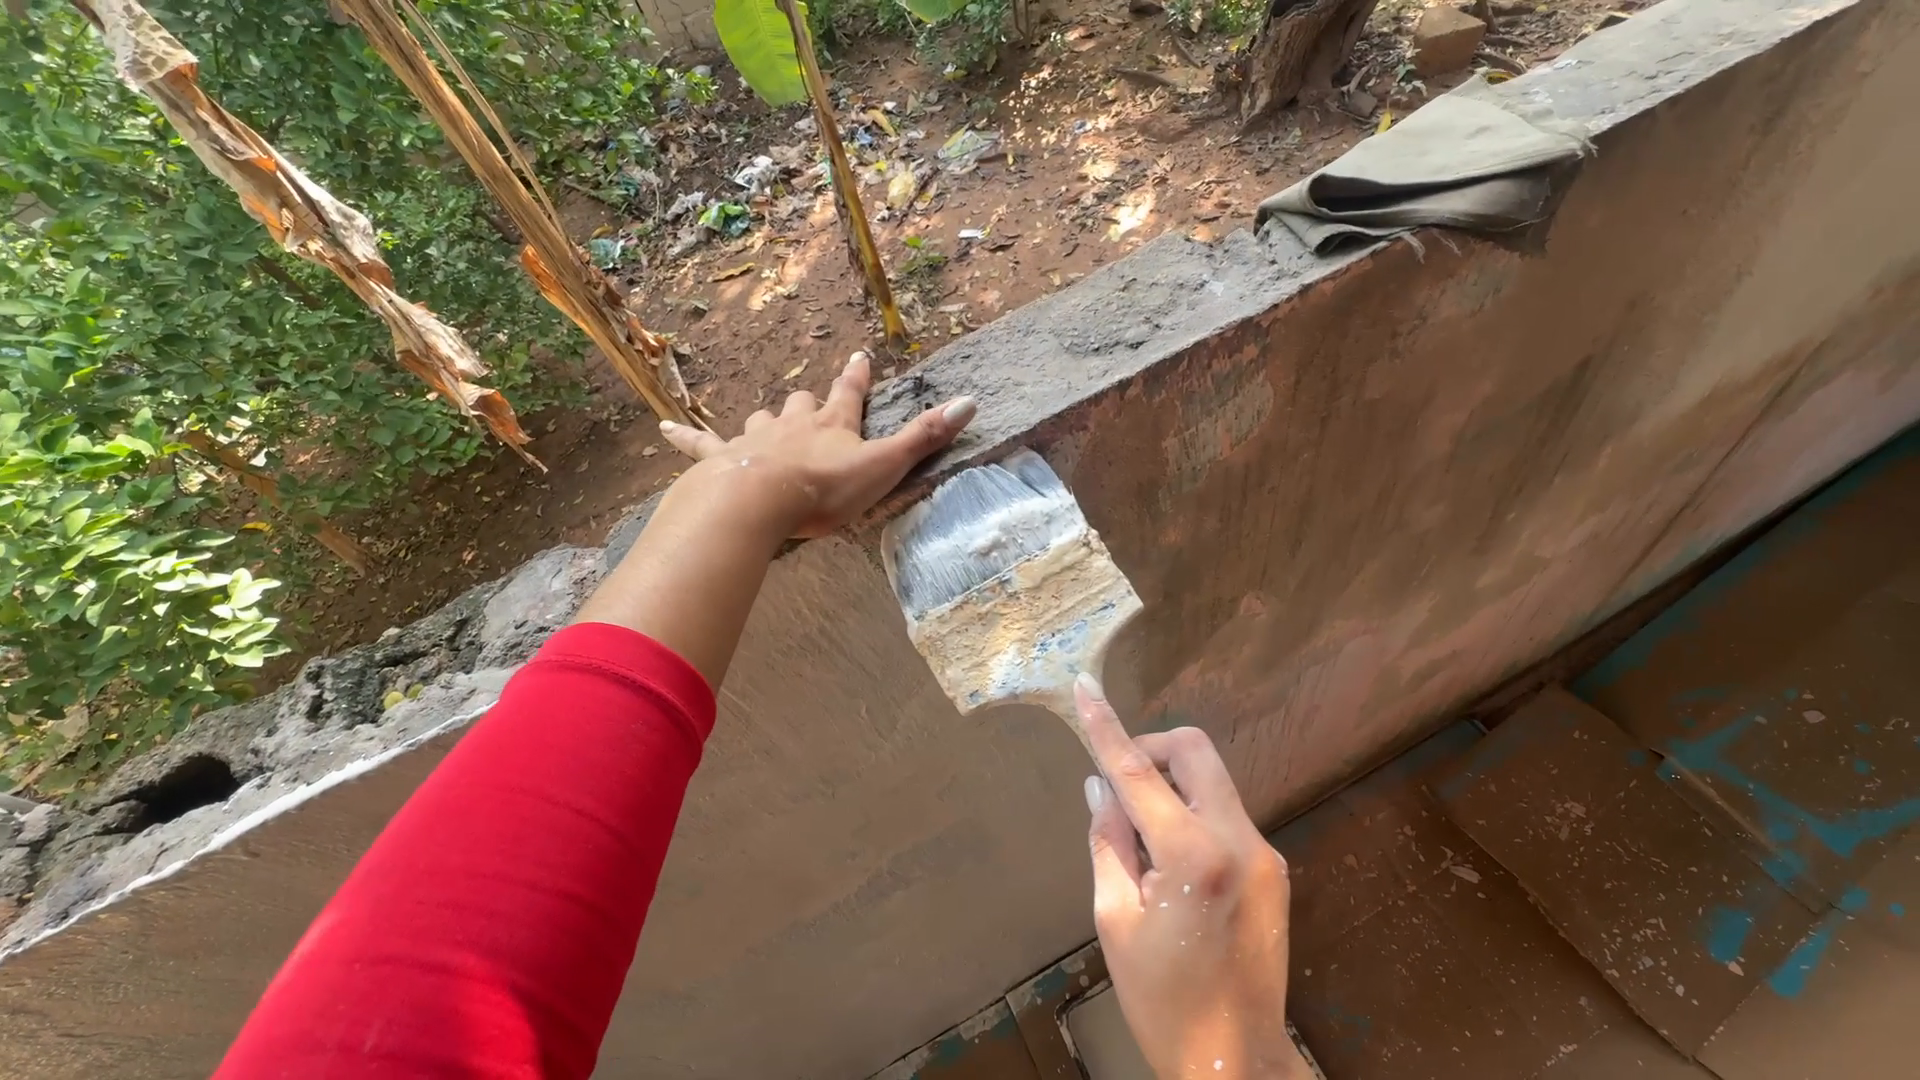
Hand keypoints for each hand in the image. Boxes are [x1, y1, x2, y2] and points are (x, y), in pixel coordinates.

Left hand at [659, 351, 974, 538]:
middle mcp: (793, 423)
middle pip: (802, 403)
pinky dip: (685, 437)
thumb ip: (924, 437)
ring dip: (766, 419)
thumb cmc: (826, 488)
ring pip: (761, 419)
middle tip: (811, 402)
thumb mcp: (884, 465)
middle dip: (809, 401)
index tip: (860, 357)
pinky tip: (661, 430)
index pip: (849, 393)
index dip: (857, 377)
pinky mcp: (723, 459)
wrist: (761, 501)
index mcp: (832, 424)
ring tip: (766, 420)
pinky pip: (701, 443)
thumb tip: (970, 401)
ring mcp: (756, 438)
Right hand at [1078, 673, 1305, 1079]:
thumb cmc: (1161, 999)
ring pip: (1210, 779)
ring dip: (1168, 785)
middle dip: (1149, 750)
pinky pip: (1222, 812)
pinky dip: (1188, 812)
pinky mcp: (1273, 868)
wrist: (1237, 1064)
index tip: (1084, 685)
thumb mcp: (1114, 918)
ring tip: (1140, 839)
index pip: (1137, 771)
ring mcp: (1264, 852)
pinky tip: (1169, 860)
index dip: (1105, 725)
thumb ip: (1107, 840)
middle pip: (1194, 750)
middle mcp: (1238, 839)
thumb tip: (1099, 786)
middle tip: (1117, 789)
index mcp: (1193, 854)